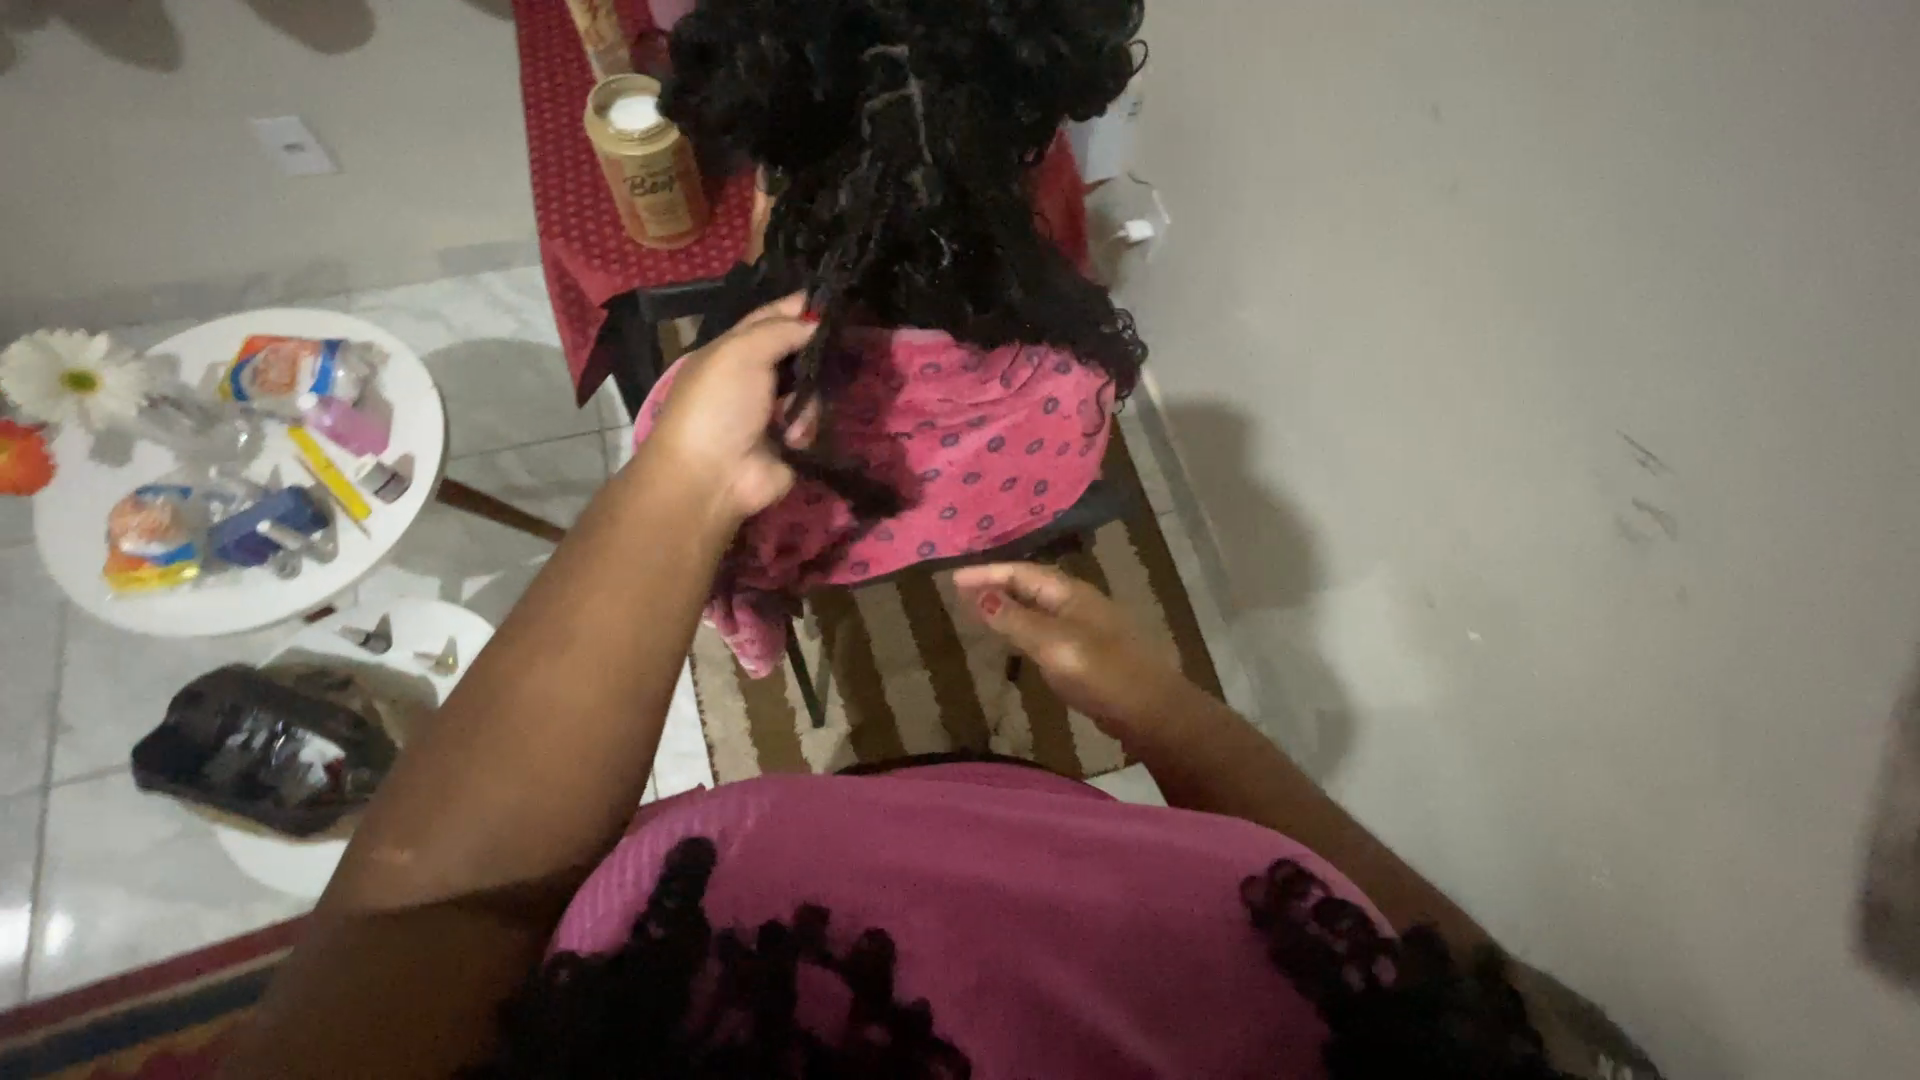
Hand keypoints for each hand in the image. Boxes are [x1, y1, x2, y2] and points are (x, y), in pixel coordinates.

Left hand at [643, 294, 819, 523]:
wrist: (712, 474)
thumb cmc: (718, 404)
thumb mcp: (741, 352)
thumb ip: (780, 330)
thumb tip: (816, 323)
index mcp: (734, 349)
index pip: (772, 318)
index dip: (801, 307)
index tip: (835, 301)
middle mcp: (755, 376)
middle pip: (799, 352)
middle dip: (816, 352)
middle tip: (840, 349)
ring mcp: (774, 410)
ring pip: (813, 388)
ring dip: (809, 398)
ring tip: (793, 412)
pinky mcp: (791, 440)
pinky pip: (814, 422)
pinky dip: (806, 427)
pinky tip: (792, 438)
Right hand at [953, 562, 1196, 736]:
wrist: (1153, 712)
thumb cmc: (1102, 673)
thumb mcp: (1053, 644)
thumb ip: (1014, 620)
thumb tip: (976, 594)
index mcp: (1071, 593)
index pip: (1021, 572)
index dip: (986, 574)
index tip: (952, 579)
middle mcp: (1079, 602)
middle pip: (1031, 584)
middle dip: (996, 584)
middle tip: (961, 590)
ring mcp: (1087, 626)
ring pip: (1039, 605)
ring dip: (1010, 604)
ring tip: (980, 609)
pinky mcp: (1090, 651)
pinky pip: (1047, 627)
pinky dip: (1024, 625)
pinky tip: (1016, 638)